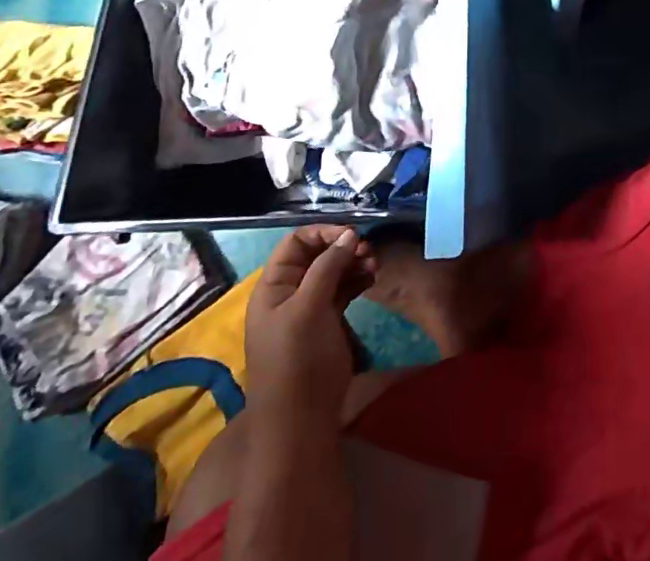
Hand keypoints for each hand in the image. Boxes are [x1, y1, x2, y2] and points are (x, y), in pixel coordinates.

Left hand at [245, 226, 378, 409]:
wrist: (302, 416)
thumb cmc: (298, 359)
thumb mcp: (309, 308)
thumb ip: (327, 268)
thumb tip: (349, 234)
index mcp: (274, 286)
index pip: (296, 242)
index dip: (324, 233)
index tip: (353, 235)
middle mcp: (289, 291)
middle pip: (317, 254)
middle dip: (343, 247)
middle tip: (369, 252)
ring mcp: (309, 306)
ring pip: (333, 270)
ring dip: (354, 262)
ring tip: (375, 266)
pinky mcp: (328, 320)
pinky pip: (343, 288)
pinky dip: (358, 279)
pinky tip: (372, 278)